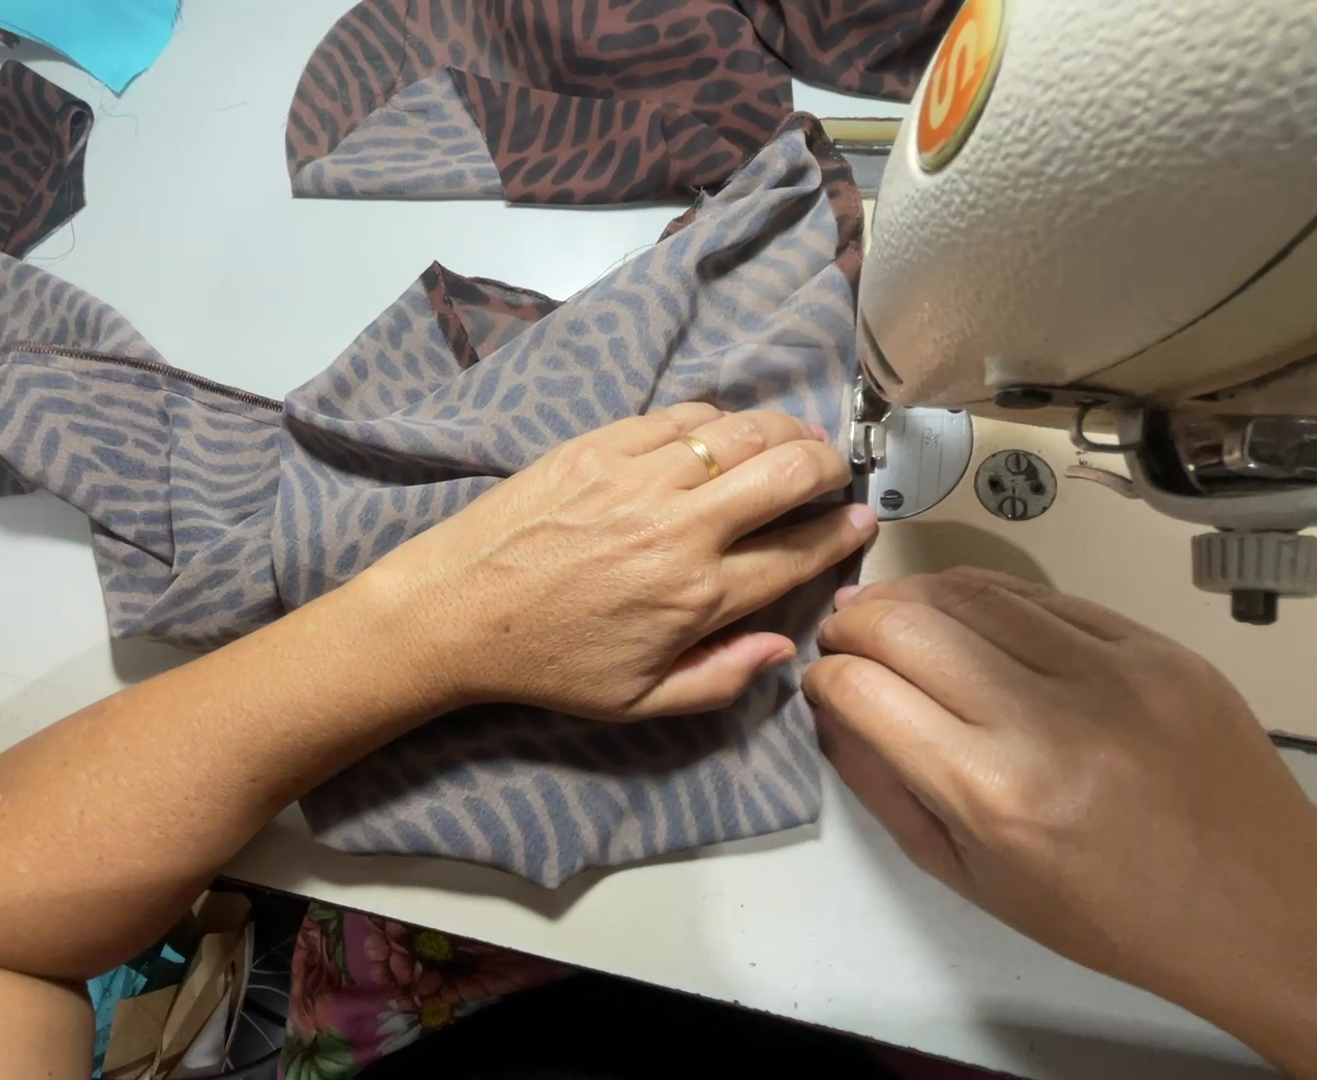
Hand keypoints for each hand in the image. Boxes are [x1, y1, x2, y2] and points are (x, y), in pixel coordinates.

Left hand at [367, 404, 874, 720]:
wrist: (457, 609)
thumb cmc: (545, 662)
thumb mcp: (635, 702)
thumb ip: (720, 678)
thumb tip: (785, 643)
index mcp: (695, 596)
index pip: (799, 551)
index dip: (842, 532)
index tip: (859, 519)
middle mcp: (679, 527)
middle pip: (788, 473)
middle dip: (828, 467)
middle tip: (830, 472)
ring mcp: (637, 477)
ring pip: (742, 431)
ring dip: (783, 430)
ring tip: (790, 441)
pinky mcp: (597, 446)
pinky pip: (679, 415)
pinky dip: (716, 418)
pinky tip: (720, 432)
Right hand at [803, 569, 1316, 1014]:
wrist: (1273, 913)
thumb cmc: (1099, 910)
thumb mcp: (960, 871)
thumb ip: (876, 783)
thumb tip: (828, 706)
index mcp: (992, 792)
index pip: (860, 690)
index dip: (821, 677)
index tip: (822, 683)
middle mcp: (1046, 721)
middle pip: (902, 626)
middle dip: (848, 625)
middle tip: (839, 638)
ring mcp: (1111, 672)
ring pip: (963, 592)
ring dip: (901, 595)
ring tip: (882, 611)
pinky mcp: (1155, 647)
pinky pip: (1033, 593)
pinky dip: (971, 593)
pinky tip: (951, 609)